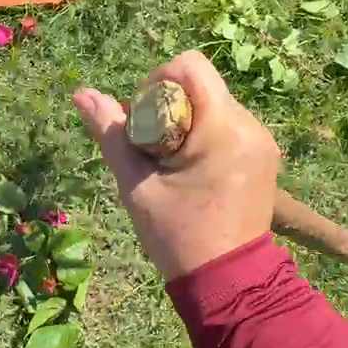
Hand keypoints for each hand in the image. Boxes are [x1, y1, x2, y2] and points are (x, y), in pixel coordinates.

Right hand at [72, 50, 280, 279]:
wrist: (228, 282)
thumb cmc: (177, 235)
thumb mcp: (136, 183)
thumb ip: (111, 134)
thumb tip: (82, 94)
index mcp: (223, 129)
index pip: (190, 66)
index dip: (157, 80)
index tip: (142, 118)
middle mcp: (251, 126)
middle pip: (201, 85)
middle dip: (168, 104)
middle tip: (150, 145)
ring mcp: (262, 141)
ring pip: (213, 103)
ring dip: (186, 119)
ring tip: (169, 161)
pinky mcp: (264, 155)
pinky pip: (228, 124)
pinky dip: (203, 134)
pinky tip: (190, 168)